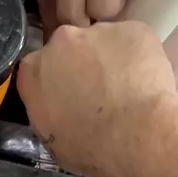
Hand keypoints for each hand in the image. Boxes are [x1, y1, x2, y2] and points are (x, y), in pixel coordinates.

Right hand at [19, 21, 177, 176]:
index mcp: (33, 71)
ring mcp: (98, 32)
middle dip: (80, 64)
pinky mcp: (133, 29)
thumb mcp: (51, 138)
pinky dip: (137, 57)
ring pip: (103, 42)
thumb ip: (49, 111)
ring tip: (125, 89)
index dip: (54, 82)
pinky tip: (144, 81)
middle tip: (96, 92)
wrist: (133, 133)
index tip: (65, 96)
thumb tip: (60, 107)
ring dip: (109, 60)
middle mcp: (61, 42)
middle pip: (69, 47)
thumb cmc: (87, 147)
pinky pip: (132, 41)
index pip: (37, 69)